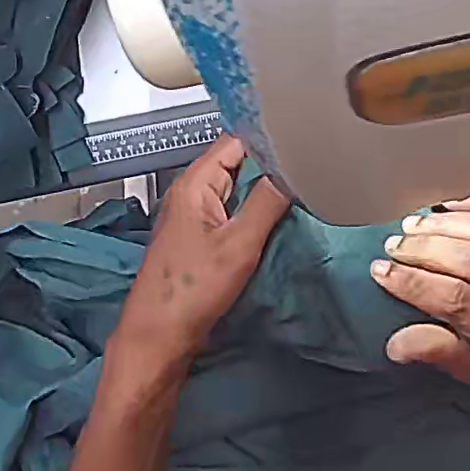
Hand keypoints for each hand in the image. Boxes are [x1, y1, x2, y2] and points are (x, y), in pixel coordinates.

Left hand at [113, 136, 290, 376]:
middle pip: (236, 162)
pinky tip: (277, 212)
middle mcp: (192, 192)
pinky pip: (232, 209)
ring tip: (302, 181)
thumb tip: (293, 168)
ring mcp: (195, 214)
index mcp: (195, 183)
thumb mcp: (238, 244)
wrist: (159, 336)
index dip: (267, 135)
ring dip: (263, 186)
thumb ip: (267, 202)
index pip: (235, 141)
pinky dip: (253, 208)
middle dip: (270, 161)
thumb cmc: (193, 288)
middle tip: (310, 159)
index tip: (303, 134)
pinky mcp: (201, 236)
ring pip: (236, 187)